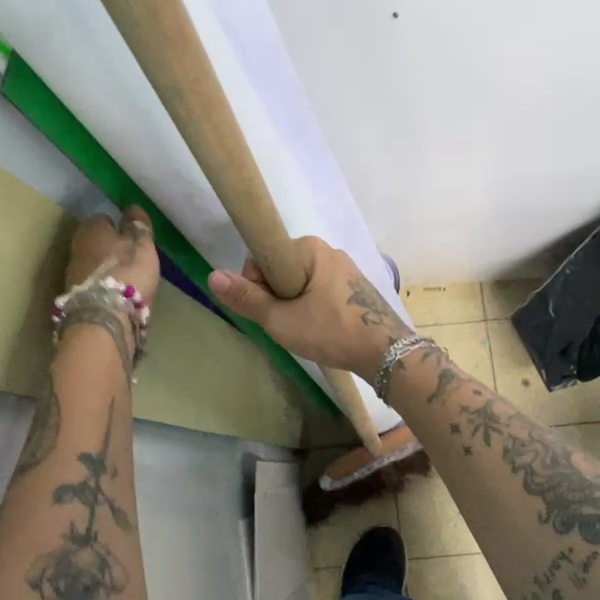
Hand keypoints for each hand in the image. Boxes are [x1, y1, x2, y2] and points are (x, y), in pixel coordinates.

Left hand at [66, 205, 159, 298]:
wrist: (104, 317)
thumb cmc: (127, 272)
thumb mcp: (142, 245)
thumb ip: (138, 225)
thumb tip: (132, 207)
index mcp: (91, 228)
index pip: (104, 219)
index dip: (119, 227)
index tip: (133, 238)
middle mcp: (76, 246)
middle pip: (95, 242)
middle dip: (110, 248)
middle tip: (130, 258)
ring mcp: (72, 273)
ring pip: (92, 264)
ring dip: (106, 269)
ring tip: (126, 279)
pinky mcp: (74, 296)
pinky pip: (92, 284)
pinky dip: (102, 286)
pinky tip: (117, 295)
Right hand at [208, 237, 411, 379]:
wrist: (387, 352)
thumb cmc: (332, 332)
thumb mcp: (282, 320)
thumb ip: (247, 299)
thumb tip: (212, 275)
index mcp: (309, 248)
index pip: (263, 257)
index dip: (256, 285)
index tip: (268, 309)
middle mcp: (327, 250)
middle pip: (281, 270)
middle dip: (276, 297)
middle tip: (287, 324)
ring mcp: (344, 268)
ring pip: (300, 283)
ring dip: (294, 305)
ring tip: (306, 330)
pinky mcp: (354, 286)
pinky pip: (319, 291)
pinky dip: (313, 308)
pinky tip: (322, 330)